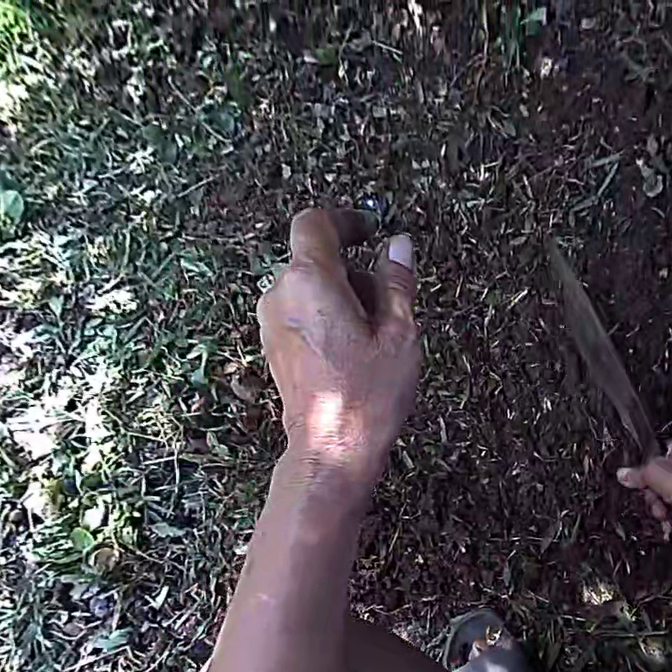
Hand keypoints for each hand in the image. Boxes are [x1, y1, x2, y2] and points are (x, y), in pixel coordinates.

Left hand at [257, 208, 419, 486]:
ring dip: (341, 299)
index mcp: (310, 281)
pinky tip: (352, 354)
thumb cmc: (368, 396)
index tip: (369, 230)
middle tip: (388, 307)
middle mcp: (280, 296)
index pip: (315, 223)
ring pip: (308, 290)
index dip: (345, 221)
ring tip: (373, 339)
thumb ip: (397, 283)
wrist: (331, 450)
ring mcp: (272, 325)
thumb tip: (399, 244)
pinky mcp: (273, 349)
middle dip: (353, 273)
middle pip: (316, 261)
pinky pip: (299, 316)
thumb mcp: (399, 335)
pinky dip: (325, 319)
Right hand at [616, 435, 671, 537]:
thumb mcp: (651, 472)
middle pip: (661, 475)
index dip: (647, 464)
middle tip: (649, 493)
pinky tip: (668, 514)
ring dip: (658, 502)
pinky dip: (669, 511)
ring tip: (660, 507)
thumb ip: (635, 474)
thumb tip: (623, 474)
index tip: (638, 475)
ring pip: (666, 492)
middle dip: (651, 489)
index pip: (659, 451)